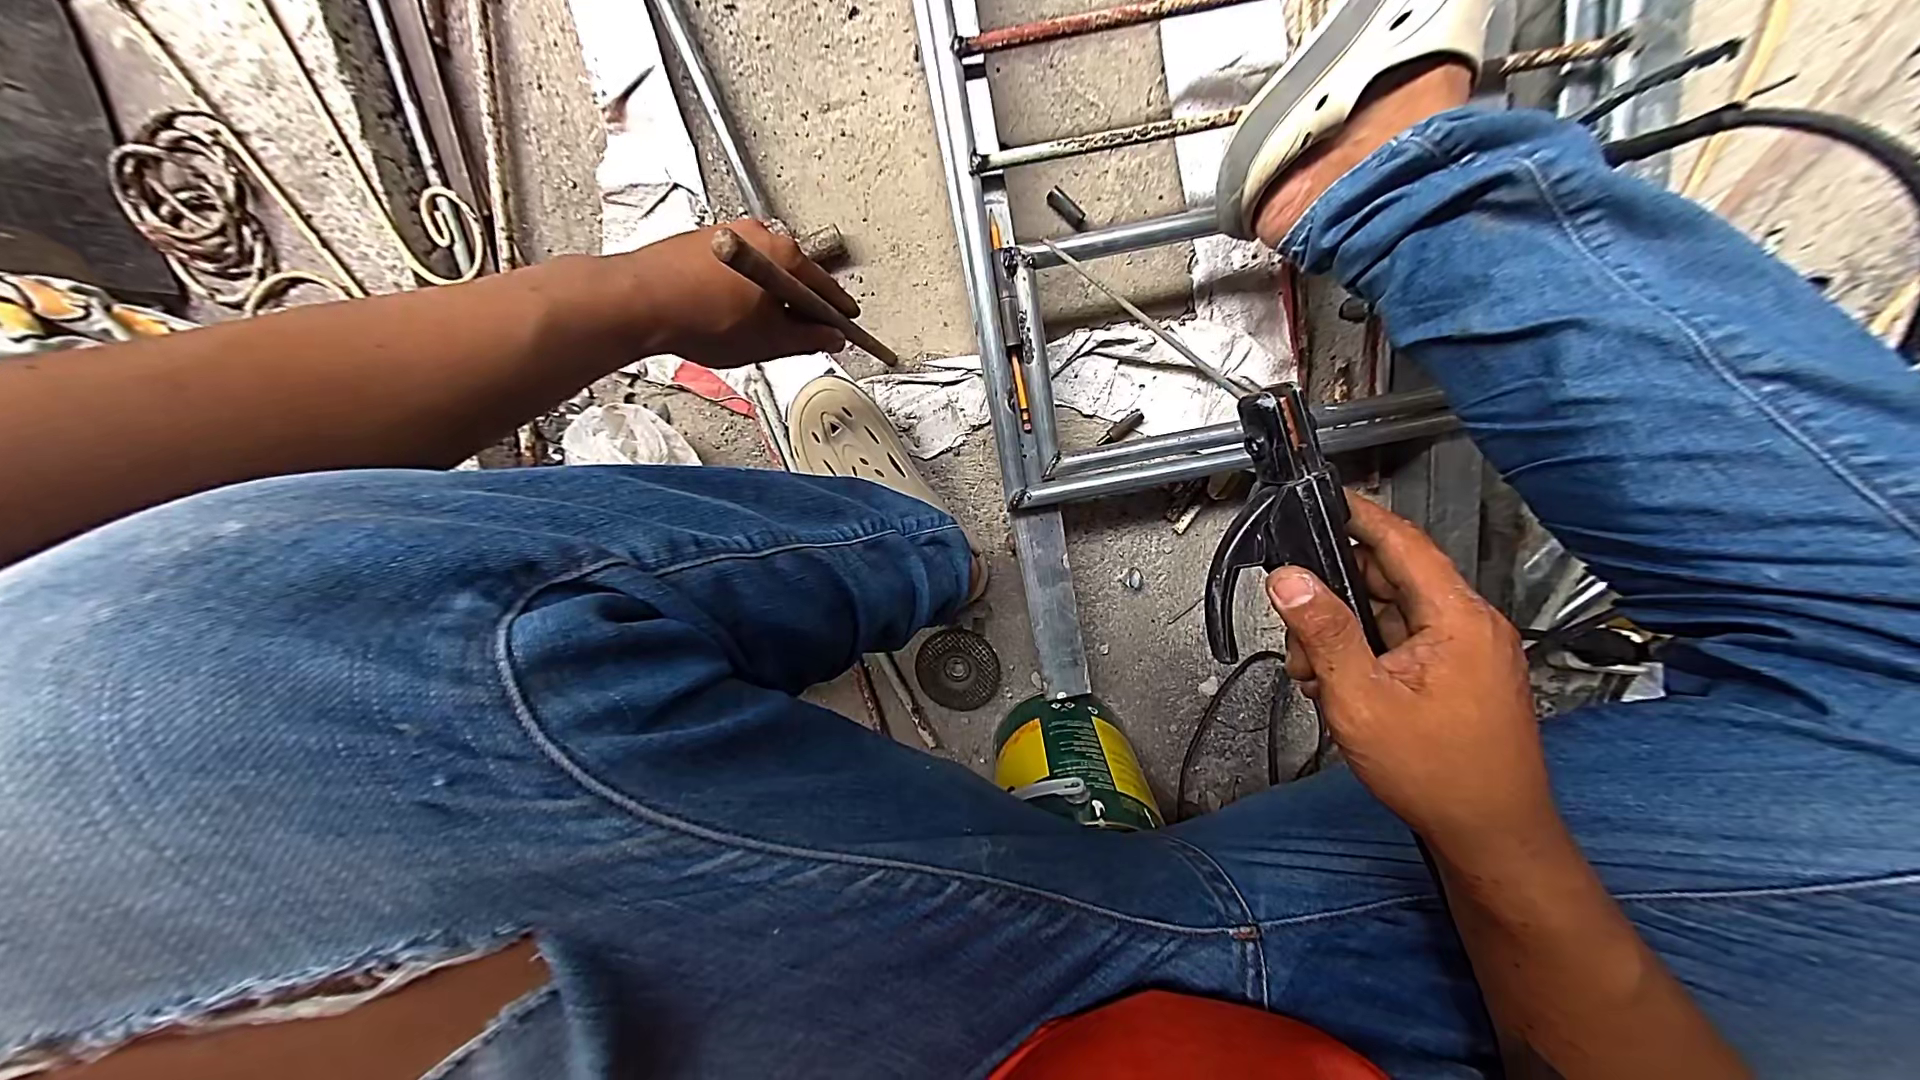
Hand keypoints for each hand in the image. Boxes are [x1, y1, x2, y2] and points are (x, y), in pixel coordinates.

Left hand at [616, 219, 849, 368]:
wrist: (640, 303)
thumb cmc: (700, 316)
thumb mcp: (770, 340)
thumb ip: (808, 339)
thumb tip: (828, 338)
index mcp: (783, 254)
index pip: (825, 288)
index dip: (838, 313)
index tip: (847, 323)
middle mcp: (757, 235)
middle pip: (795, 277)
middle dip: (803, 307)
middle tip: (807, 334)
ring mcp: (728, 237)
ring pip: (766, 274)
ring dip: (772, 301)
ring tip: (764, 332)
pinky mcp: (703, 245)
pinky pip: (741, 270)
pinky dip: (747, 293)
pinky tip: (736, 317)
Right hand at [1266, 495, 1552, 850]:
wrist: (1489, 834)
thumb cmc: (1441, 775)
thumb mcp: (1361, 698)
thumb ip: (1323, 632)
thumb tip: (1291, 580)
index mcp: (1457, 620)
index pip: (1403, 542)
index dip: (1360, 516)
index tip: (1326, 499)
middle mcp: (1468, 627)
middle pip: (1385, 577)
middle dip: (1332, 597)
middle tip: (1299, 628)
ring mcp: (1463, 650)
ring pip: (1385, 611)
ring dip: (1342, 630)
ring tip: (1320, 672)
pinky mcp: (1454, 670)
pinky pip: (1396, 638)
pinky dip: (1361, 650)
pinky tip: (1340, 681)